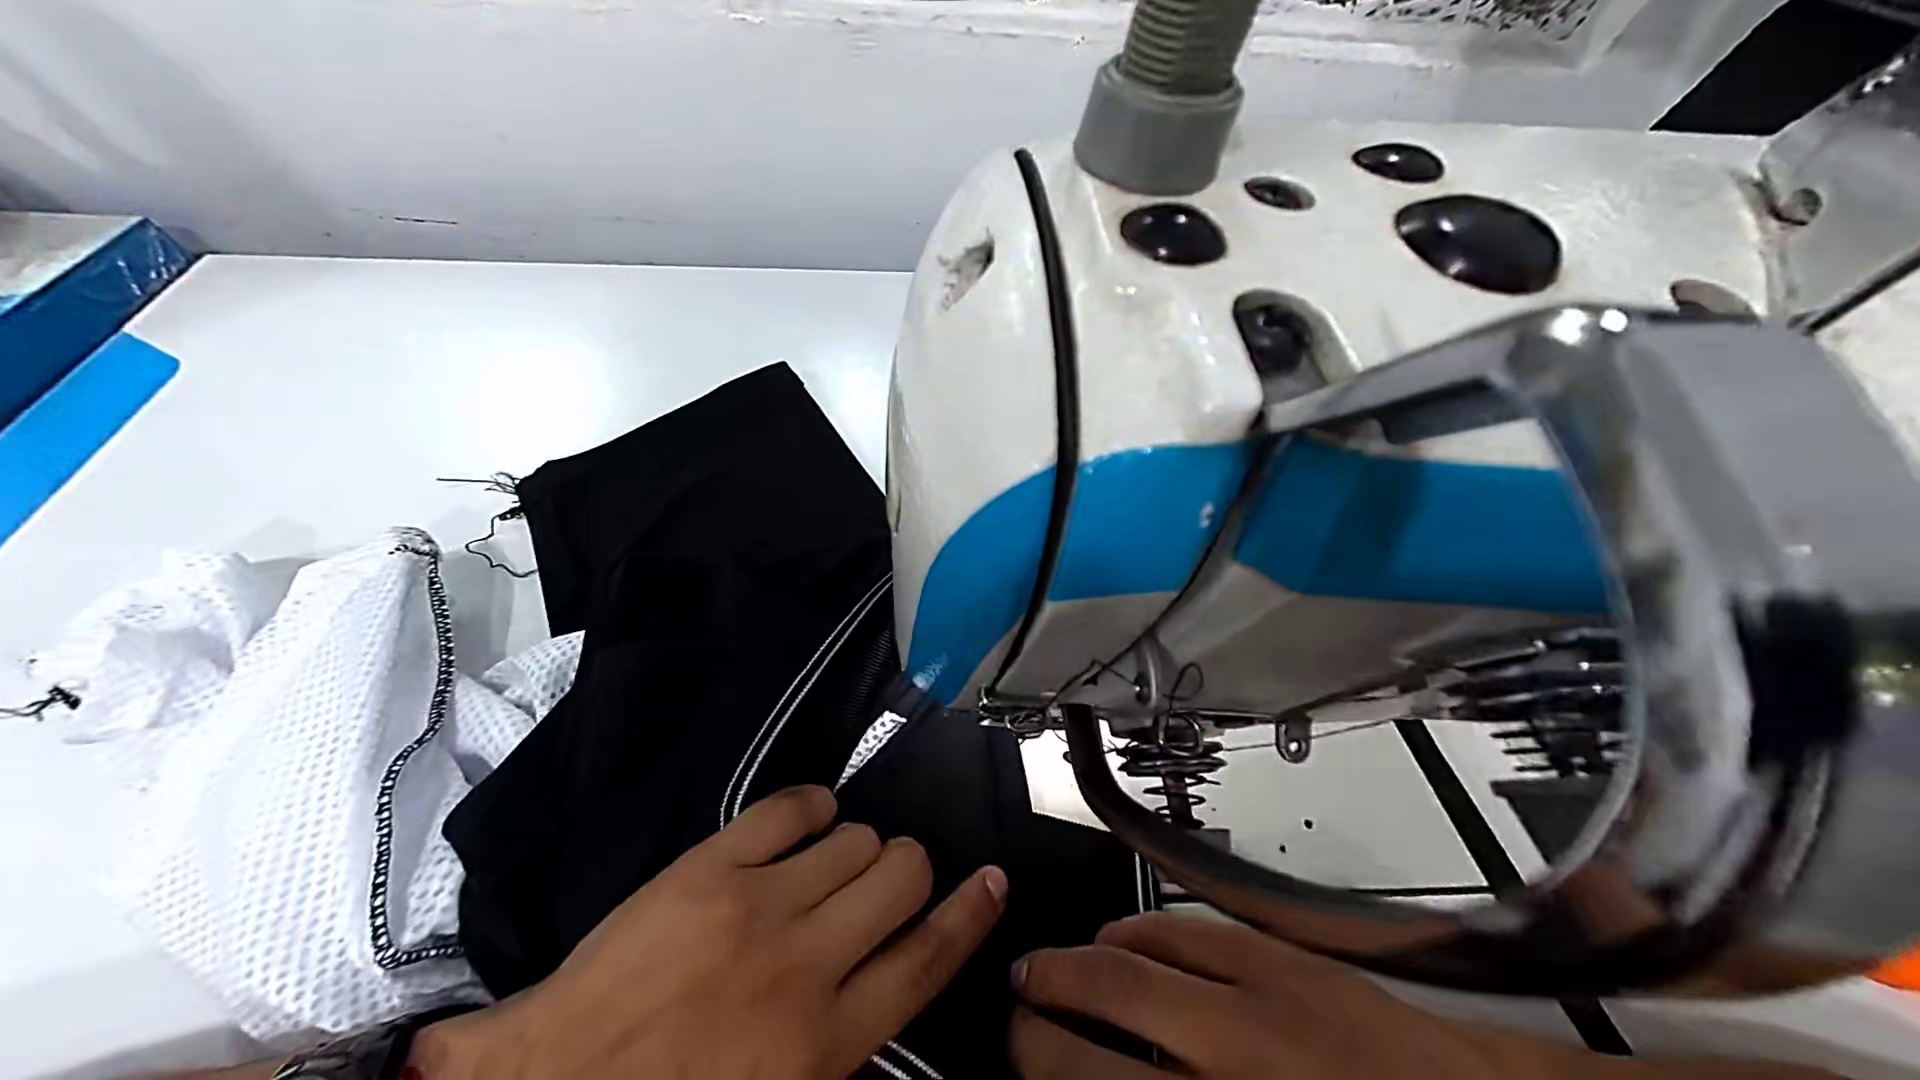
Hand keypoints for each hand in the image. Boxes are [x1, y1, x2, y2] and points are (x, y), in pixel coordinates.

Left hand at [418, 785, 1006, 1079]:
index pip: (926, 957)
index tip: (992, 879)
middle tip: (883, 880)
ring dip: (855, 845)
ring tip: (829, 863)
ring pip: (855, 837)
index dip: (970, 913)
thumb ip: (847, 1046)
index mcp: (824, 1039)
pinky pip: (791, 807)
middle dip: (905, 868)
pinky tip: (807, 819)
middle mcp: (805, 963)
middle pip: (901, 875)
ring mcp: (757, 905)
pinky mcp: (710, 866)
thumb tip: (890, 979)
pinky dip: (812, 806)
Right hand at [1008, 913, 1836, 1079]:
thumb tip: (1117, 1077)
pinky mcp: (1286, 960)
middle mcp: (1233, 1058)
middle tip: (1012, 1003)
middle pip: (1105, 1015)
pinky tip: (1123, 933)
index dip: (1041, 1063)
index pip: (1098, 1079)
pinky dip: (1143, 927)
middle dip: (1042, 1009)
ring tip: (1049, 963)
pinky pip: (1192, 930)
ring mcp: (1261, 999)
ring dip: (1082, 959)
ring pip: (1139, 961)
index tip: (1014, 1051)